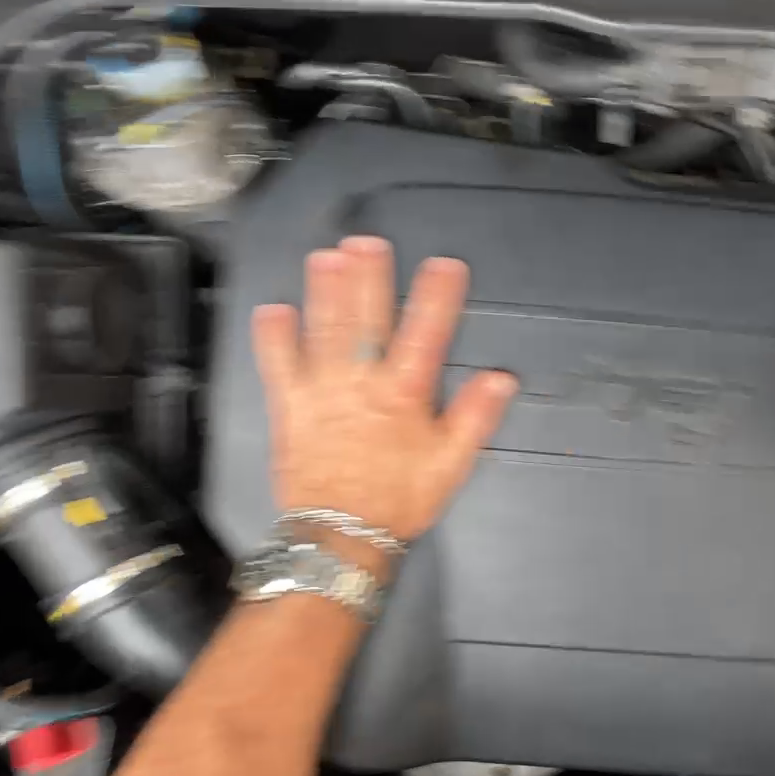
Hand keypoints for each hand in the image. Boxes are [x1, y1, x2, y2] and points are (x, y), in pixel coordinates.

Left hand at [252, 237, 516, 551]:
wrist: (341, 533)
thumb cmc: (400, 497)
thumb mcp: (451, 464)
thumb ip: (475, 417)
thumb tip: (502, 378)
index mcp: (404, 394)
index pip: (426, 335)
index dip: (438, 297)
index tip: (445, 264)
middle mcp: (361, 383)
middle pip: (366, 321)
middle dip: (368, 279)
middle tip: (366, 242)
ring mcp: (321, 392)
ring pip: (323, 333)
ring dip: (324, 293)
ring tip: (325, 257)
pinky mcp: (289, 407)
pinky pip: (278, 366)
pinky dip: (274, 338)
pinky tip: (272, 310)